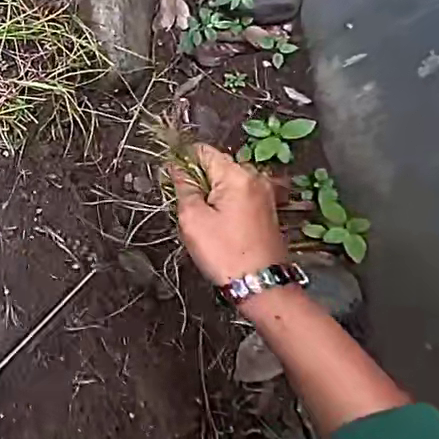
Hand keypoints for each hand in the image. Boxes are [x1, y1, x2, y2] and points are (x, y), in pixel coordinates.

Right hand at [171, 142, 287, 285]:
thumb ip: (183, 187)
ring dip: (211, 193)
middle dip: (198, 180)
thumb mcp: (193, 218)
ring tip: (203, 219)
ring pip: (227, 182)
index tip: (172, 181)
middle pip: (216, 165)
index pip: (203, 151)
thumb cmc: (224, 253)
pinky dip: (225, 203)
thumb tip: (176, 168)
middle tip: (187, 206)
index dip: (182, 161)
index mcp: (236, 175)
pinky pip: (239, 195)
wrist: (262, 286)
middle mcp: (254, 178)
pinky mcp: (267, 209)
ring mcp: (264, 193)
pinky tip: (219, 225)